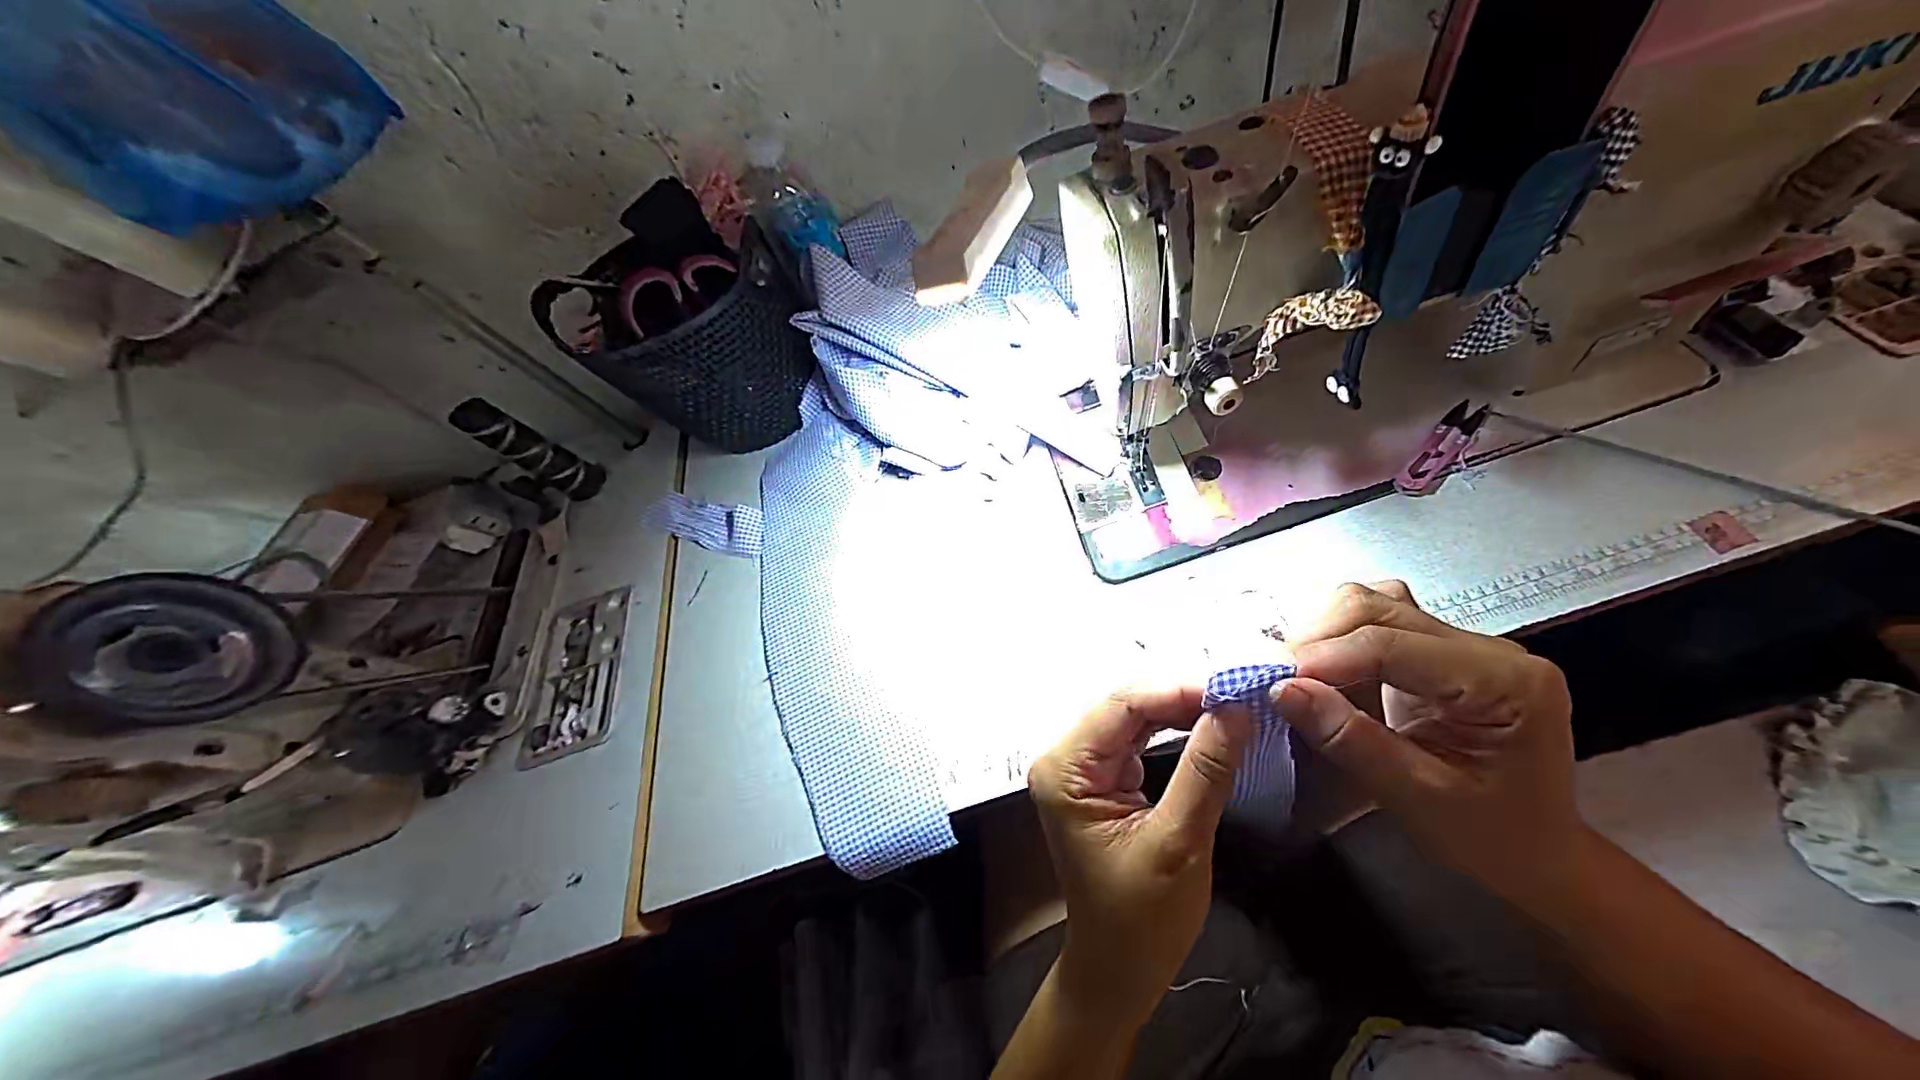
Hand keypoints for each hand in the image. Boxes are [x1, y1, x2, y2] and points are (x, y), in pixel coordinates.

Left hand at [1025, 686, 1251, 1029]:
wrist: (1118, 969)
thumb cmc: (1140, 920)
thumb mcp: (1178, 843)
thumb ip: (1205, 771)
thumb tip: (1235, 710)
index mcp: (1065, 770)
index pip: (1121, 706)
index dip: (1177, 690)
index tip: (1232, 688)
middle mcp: (1065, 760)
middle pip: (1126, 707)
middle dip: (1182, 697)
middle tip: (1240, 694)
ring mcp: (1082, 769)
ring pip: (1135, 719)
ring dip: (1182, 710)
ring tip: (1232, 704)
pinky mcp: (1102, 780)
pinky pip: (1139, 740)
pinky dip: (1175, 730)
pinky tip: (1207, 724)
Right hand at [1276, 582, 1579, 906]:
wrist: (1536, 856)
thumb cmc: (1491, 839)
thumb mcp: (1417, 799)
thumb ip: (1350, 740)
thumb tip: (1283, 690)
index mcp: (1505, 681)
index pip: (1394, 644)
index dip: (1326, 657)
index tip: (1275, 682)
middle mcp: (1488, 649)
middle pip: (1381, 607)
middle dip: (1320, 637)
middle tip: (1279, 678)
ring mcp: (1463, 646)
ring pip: (1374, 605)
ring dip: (1325, 632)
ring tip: (1298, 673)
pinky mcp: (1438, 653)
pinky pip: (1376, 623)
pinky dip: (1338, 638)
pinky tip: (1322, 669)